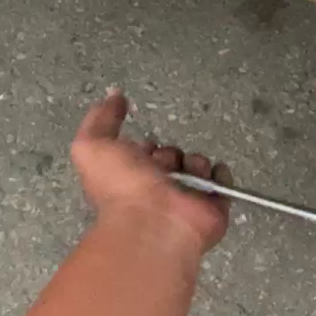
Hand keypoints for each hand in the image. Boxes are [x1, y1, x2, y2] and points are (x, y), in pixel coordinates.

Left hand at [70, 88, 230, 250]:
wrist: (154, 221)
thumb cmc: (121, 187)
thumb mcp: (93, 145)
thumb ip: (101, 118)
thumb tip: (114, 94)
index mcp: (129, 177)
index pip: (144, 152)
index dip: (144, 144)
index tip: (141, 145)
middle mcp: (158, 187)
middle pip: (173, 154)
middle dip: (170, 153)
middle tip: (162, 166)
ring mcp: (188, 197)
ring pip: (199, 163)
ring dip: (195, 162)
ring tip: (185, 174)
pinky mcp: (214, 205)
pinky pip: (222, 180)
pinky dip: (218, 175)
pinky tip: (207, 177)